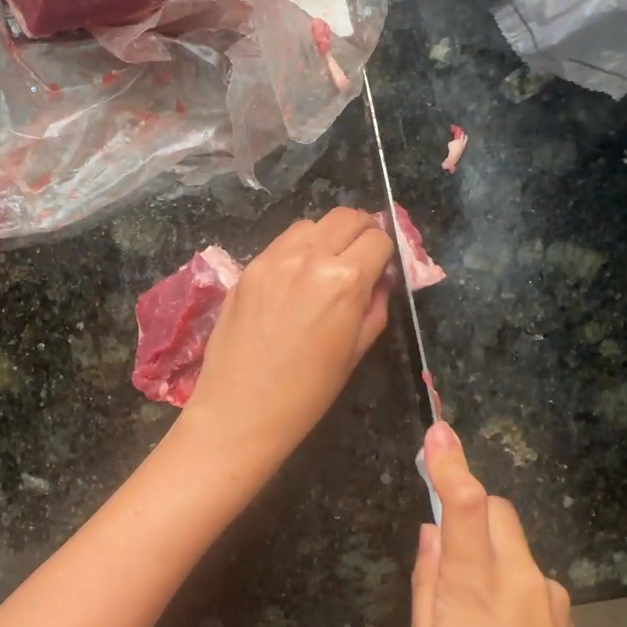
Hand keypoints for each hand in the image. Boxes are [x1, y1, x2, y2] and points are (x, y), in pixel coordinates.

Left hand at [181, 207, 392, 459]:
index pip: (378, 238)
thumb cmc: (306, 393)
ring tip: (323, 270)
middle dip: (359, 232)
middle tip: (358, 260)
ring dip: (324, 238)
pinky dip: (294, 252)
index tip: (381, 268)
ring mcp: (271, 260)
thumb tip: (380, 281)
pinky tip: (291, 283)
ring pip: (309, 225)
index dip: (385, 252)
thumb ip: (374, 306)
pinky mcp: (246, 270)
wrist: (241, 410)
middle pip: (345, 217)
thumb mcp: (356, 351)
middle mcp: (309, 257)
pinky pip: (278, 245)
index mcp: (345, 279)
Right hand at [410, 422, 622, 626]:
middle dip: (470, 502)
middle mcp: (521, 578)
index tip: (438, 430)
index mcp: (477, 587)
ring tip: (464, 606)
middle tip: (441, 531)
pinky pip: (526, 574)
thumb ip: (427, 581)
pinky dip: (503, 576)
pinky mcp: (564, 613)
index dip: (451, 464)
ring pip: (512, 542)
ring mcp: (550, 595)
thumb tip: (431, 531)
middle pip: (498, 510)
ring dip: (486, 546)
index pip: (467, 507)